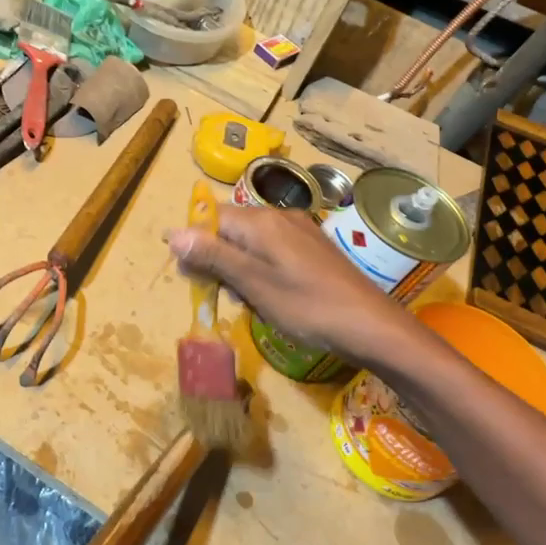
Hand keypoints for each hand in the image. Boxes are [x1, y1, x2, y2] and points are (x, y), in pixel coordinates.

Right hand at [167, 204, 434, 371]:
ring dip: (237, 269)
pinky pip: (272, 251)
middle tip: (219, 295)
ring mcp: (299, 231)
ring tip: (245, 302)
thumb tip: (173, 233)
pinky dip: (260, 271)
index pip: (211, 218)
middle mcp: (279, 217)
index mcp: (260, 222)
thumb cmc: (308, 306)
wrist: (372, 327)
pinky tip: (268, 298)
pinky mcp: (312, 248)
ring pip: (250, 243)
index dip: (194, 244)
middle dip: (216, 260)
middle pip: (230, 229)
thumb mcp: (253, 284)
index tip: (188, 276)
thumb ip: (213, 257)